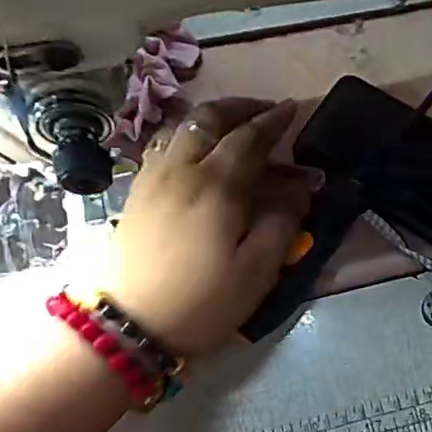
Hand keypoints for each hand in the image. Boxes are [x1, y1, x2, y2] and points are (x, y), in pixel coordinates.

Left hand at [94, 98, 312, 357]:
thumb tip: (299, 188)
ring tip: (233, 125)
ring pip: (181, 128)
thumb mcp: (257, 271)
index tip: (293, 109)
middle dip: (241, 107)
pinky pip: (163, 147)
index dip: (273, 121)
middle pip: (209, 119)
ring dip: (211, 118)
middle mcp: (181, 170)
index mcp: (216, 186)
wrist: (132, 324)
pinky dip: (187, 136)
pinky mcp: (137, 193)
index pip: (249, 138)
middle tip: (265, 110)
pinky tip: (197, 152)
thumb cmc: (203, 302)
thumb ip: (282, 223)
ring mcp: (153, 179)